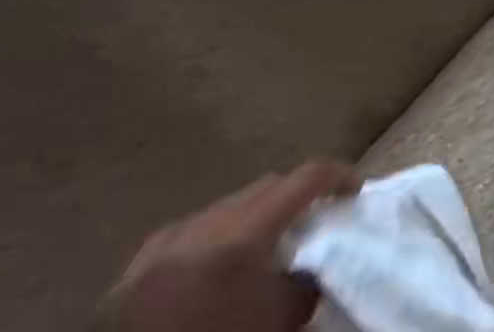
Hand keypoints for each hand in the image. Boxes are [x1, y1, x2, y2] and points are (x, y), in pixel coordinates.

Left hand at [91, 162, 360, 331]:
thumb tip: (319, 258)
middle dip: (298, 194)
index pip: (307, 177)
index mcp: (246, 233)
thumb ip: (308, 277)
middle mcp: (208, 224)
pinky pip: (191, 228)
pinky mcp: (137, 263)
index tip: (356, 191)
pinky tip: (216, 261)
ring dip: (258, 212)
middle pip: (269, 185)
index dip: (339, 175)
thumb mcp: (280, 318)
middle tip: (316, 217)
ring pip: (230, 204)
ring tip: (266, 241)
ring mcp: (168, 241)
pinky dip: (217, 232)